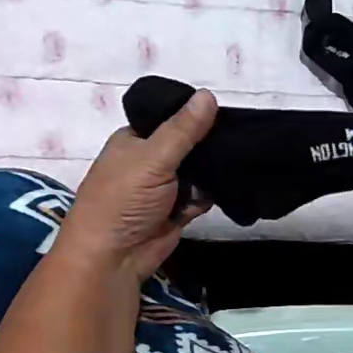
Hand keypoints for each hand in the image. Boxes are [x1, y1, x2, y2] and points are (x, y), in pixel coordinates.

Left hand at [57, 89, 217, 279]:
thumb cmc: (123, 199)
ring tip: (233, 166)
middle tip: (237, 141)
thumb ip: (183, 129)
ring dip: (210, 173)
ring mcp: (162, 187)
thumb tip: (209, 94)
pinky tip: (220, 193)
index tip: (224, 114)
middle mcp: (148, 160)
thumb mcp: (153, 157)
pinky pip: (200, 196)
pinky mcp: (176, 210)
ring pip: (197, 171)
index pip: (169, 117)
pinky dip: (207, 196)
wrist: (114, 258)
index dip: (194, 115)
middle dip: (208, 146)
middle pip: (187, 144)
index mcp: (134, 139)